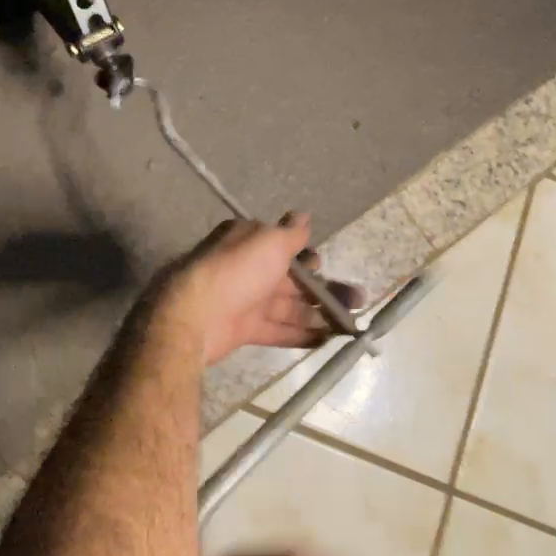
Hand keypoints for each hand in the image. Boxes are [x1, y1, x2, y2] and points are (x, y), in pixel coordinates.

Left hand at [150, 214, 361, 365]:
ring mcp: (245, 300)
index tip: (325, 266)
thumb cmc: (236, 269)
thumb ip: (291, 233)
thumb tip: (303, 215)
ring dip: (319, 315)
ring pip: (289, 306)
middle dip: (324, 290)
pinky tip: (328, 340)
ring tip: (351, 325)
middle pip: (291, 280)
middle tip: (358, 300)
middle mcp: (247, 268)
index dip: (307, 258)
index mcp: (248, 241)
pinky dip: (301, 334)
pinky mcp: (244, 329)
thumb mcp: (269, 241)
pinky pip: (278, 330)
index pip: (283, 246)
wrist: (196, 314)